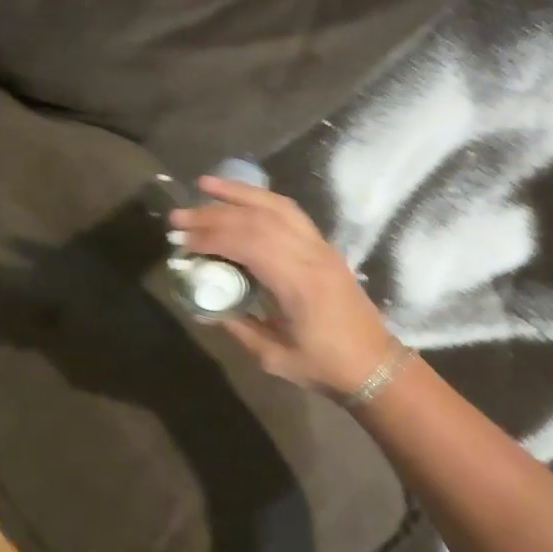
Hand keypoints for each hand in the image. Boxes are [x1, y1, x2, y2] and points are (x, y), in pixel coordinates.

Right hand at [169, 178, 392, 396]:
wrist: (373, 364)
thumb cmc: (323, 366)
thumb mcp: (272, 356)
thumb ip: (238, 326)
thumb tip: (206, 305)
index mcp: (297, 283)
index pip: (248, 244)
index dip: (210, 237)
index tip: (181, 240)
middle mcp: (310, 255)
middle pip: (257, 220)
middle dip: (214, 214)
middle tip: (178, 217)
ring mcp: (321, 247)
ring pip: (276, 207)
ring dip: (238, 194)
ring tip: (206, 185)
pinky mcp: (324, 248)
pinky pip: (291, 214)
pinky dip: (263, 200)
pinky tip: (242, 198)